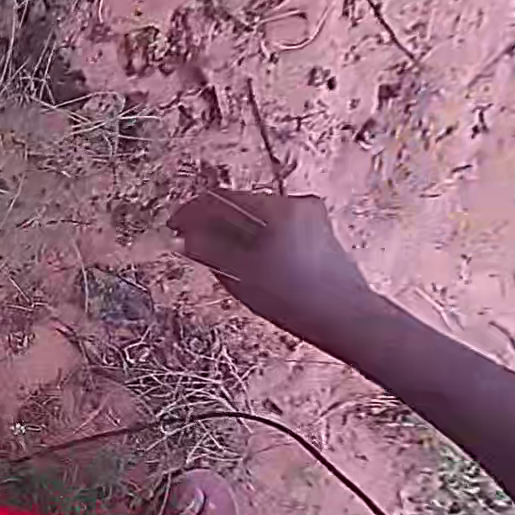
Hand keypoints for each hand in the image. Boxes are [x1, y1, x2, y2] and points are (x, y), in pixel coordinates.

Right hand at [168, 190, 384, 345]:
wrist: (342, 317)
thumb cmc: (289, 296)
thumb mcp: (237, 273)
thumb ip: (206, 249)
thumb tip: (180, 237)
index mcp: (275, 208)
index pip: (221, 198)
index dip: (191, 211)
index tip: (172, 227)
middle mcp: (294, 203)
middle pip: (239, 204)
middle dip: (210, 221)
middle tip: (186, 242)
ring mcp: (308, 216)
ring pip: (254, 216)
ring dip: (229, 230)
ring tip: (210, 253)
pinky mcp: (315, 231)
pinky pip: (271, 225)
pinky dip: (250, 236)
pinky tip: (240, 257)